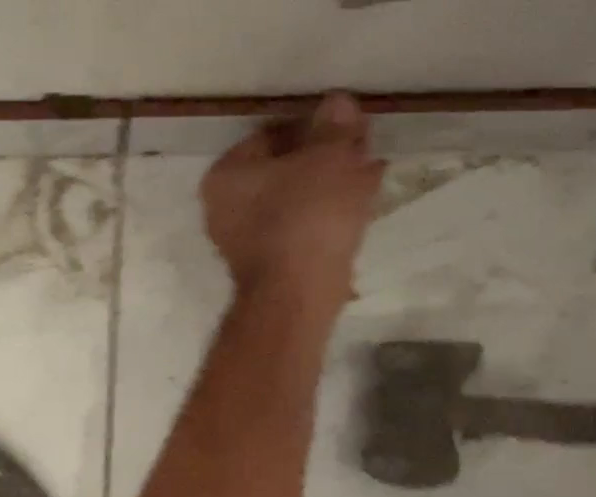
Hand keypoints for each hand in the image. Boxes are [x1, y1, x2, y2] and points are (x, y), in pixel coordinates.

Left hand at [200, 94, 384, 312]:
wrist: (298, 295)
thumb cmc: (307, 214)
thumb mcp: (328, 156)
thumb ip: (334, 126)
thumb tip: (337, 103)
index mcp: (226, 175)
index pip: (272, 132)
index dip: (315, 123)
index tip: (349, 123)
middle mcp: (225, 209)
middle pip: (284, 168)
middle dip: (325, 156)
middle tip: (363, 146)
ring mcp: (245, 242)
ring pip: (295, 199)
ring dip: (331, 185)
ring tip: (370, 172)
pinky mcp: (270, 267)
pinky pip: (301, 229)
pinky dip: (328, 215)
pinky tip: (361, 204)